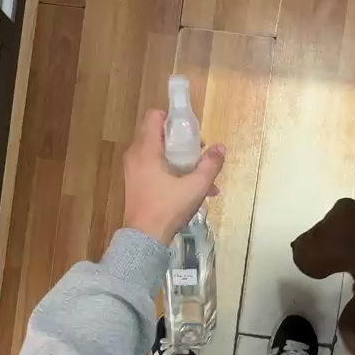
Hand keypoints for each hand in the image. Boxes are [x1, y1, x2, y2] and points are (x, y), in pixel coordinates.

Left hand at [122, 109, 224, 244]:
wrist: (145, 239)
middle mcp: (136, 155)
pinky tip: (192, 190)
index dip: (173, 118)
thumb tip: (221, 147)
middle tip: (200, 157)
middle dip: (182, 142)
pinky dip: (171, 172)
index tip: (190, 132)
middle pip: (159, 135)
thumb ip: (210, 164)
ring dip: (181, 161)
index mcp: (146, 149)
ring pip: (159, 154)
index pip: (154, 116)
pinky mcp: (135, 183)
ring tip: (202, 178)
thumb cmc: (168, 208)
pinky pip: (154, 168)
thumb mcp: (196, 186)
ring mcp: (133, 170)